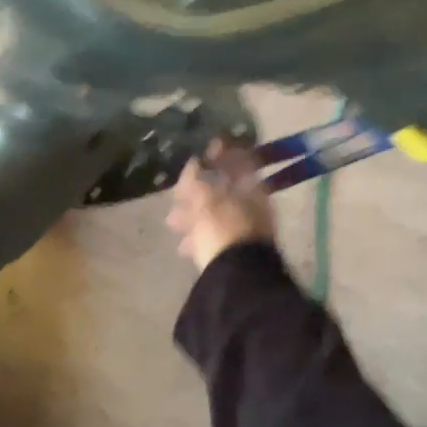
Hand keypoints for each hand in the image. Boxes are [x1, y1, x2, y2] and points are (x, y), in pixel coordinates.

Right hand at [166, 140, 276, 270]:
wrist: (237, 277)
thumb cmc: (224, 230)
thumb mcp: (207, 201)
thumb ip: (198, 181)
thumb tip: (193, 163)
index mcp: (251, 189)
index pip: (239, 162)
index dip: (221, 153)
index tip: (203, 149)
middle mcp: (253, 207)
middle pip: (224, 191)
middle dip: (198, 190)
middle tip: (176, 192)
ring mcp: (246, 231)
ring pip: (216, 215)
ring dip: (193, 215)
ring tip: (172, 222)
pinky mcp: (235, 253)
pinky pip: (214, 237)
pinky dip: (198, 237)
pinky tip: (184, 245)